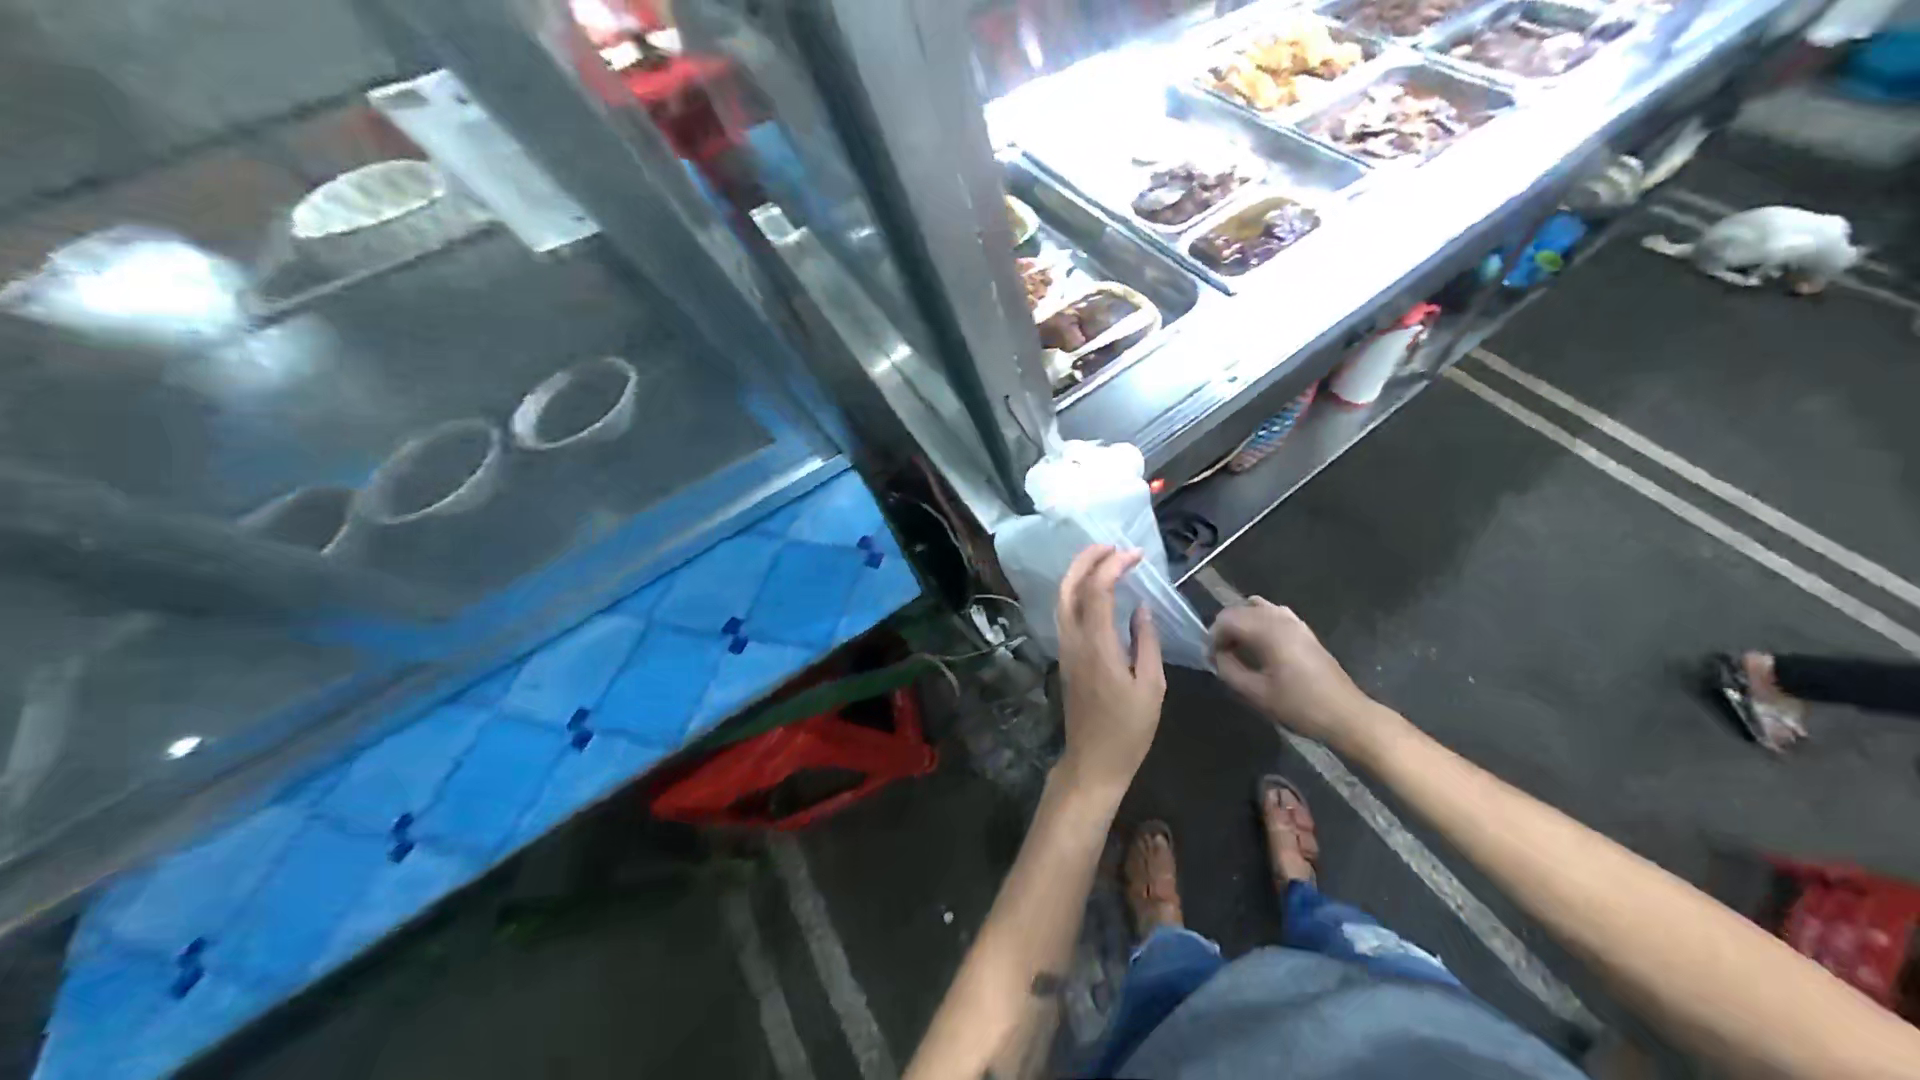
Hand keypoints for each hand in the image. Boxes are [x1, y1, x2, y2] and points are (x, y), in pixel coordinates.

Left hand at [1055, 545, 1165, 794]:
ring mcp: (1065, 649)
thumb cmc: (1128, 729)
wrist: (1092, 761)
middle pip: (1069, 587)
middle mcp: (1073, 641)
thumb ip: (1147, 642)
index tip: (1135, 555)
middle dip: (1086, 560)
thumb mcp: (1151, 686)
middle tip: (1110, 545)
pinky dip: (1077, 592)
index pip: (1097, 591)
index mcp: (1097, 646)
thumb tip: (1141, 608)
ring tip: (1103, 559)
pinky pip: (1065, 613)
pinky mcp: (1065, 657)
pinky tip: (1096, 590)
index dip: (1114, 566)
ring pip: (1062, 599)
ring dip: (1079, 573)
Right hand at [1210, 599, 1389, 752]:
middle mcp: (1281, 618)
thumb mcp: (1256, 693)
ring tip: (1240, 649)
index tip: (1213, 660)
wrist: (1345, 715)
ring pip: (1257, 608)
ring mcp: (1295, 622)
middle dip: (1225, 629)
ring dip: (1242, 624)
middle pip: (1240, 609)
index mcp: (1268, 631)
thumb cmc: (1299, 705)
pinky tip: (1261, 646)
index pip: (1227, 618)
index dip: (1213, 637)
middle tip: (1222, 657)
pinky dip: (1259, 623)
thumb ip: (1229, 670)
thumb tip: (1217, 656)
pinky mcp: (1304, 631)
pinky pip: (1273, 614)